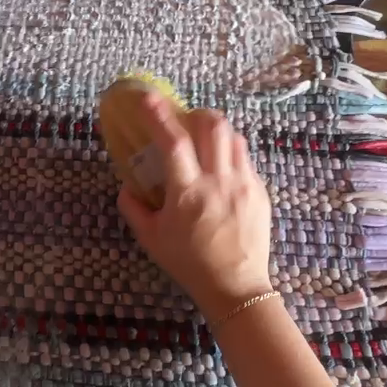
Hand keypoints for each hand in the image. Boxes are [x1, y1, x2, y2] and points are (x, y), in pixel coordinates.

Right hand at [117, 96, 273, 322]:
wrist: (236, 289)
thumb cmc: (189, 264)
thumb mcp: (151, 239)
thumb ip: (133, 208)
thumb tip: (126, 186)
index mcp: (188, 193)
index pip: (174, 142)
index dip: (159, 116)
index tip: (148, 97)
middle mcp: (218, 182)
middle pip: (213, 127)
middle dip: (197, 114)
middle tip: (186, 120)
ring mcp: (243, 185)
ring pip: (233, 137)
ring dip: (216, 130)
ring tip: (206, 138)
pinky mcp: (260, 192)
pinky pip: (246, 158)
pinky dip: (231, 152)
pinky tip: (222, 166)